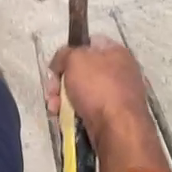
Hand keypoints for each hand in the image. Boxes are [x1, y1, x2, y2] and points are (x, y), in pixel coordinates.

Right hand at [47, 36, 166, 169]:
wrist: (118, 127)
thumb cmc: (98, 87)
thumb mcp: (75, 59)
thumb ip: (64, 54)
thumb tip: (61, 63)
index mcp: (116, 52)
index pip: (88, 43)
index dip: (69, 52)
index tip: (57, 66)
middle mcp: (119, 71)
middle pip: (81, 71)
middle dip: (61, 81)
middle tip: (52, 91)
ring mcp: (117, 94)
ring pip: (81, 92)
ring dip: (63, 100)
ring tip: (55, 109)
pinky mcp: (112, 115)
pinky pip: (87, 109)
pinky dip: (73, 113)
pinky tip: (64, 119)